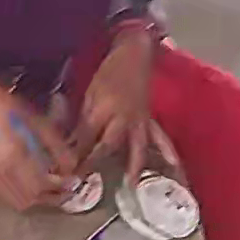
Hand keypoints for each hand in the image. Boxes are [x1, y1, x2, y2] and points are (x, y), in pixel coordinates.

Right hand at [0, 84, 76, 209]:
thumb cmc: (16, 112)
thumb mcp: (43, 125)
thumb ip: (59, 149)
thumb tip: (71, 170)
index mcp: (13, 154)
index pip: (39, 183)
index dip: (58, 186)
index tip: (72, 181)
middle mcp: (0, 169)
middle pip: (29, 198)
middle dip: (51, 197)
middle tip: (66, 188)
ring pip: (19, 201)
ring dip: (39, 199)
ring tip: (53, 189)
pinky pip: (10, 197)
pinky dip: (26, 197)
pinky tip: (37, 187)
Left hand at [73, 29, 156, 179]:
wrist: (136, 54)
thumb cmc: (110, 71)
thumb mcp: (90, 92)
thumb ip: (83, 118)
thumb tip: (71, 141)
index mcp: (105, 107)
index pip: (88, 134)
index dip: (76, 150)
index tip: (66, 166)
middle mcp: (123, 117)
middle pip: (109, 144)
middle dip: (97, 162)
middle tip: (86, 179)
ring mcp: (139, 119)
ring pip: (136, 145)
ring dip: (134, 166)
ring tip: (133, 185)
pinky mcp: (149, 119)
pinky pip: (158, 136)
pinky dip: (166, 150)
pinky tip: (173, 163)